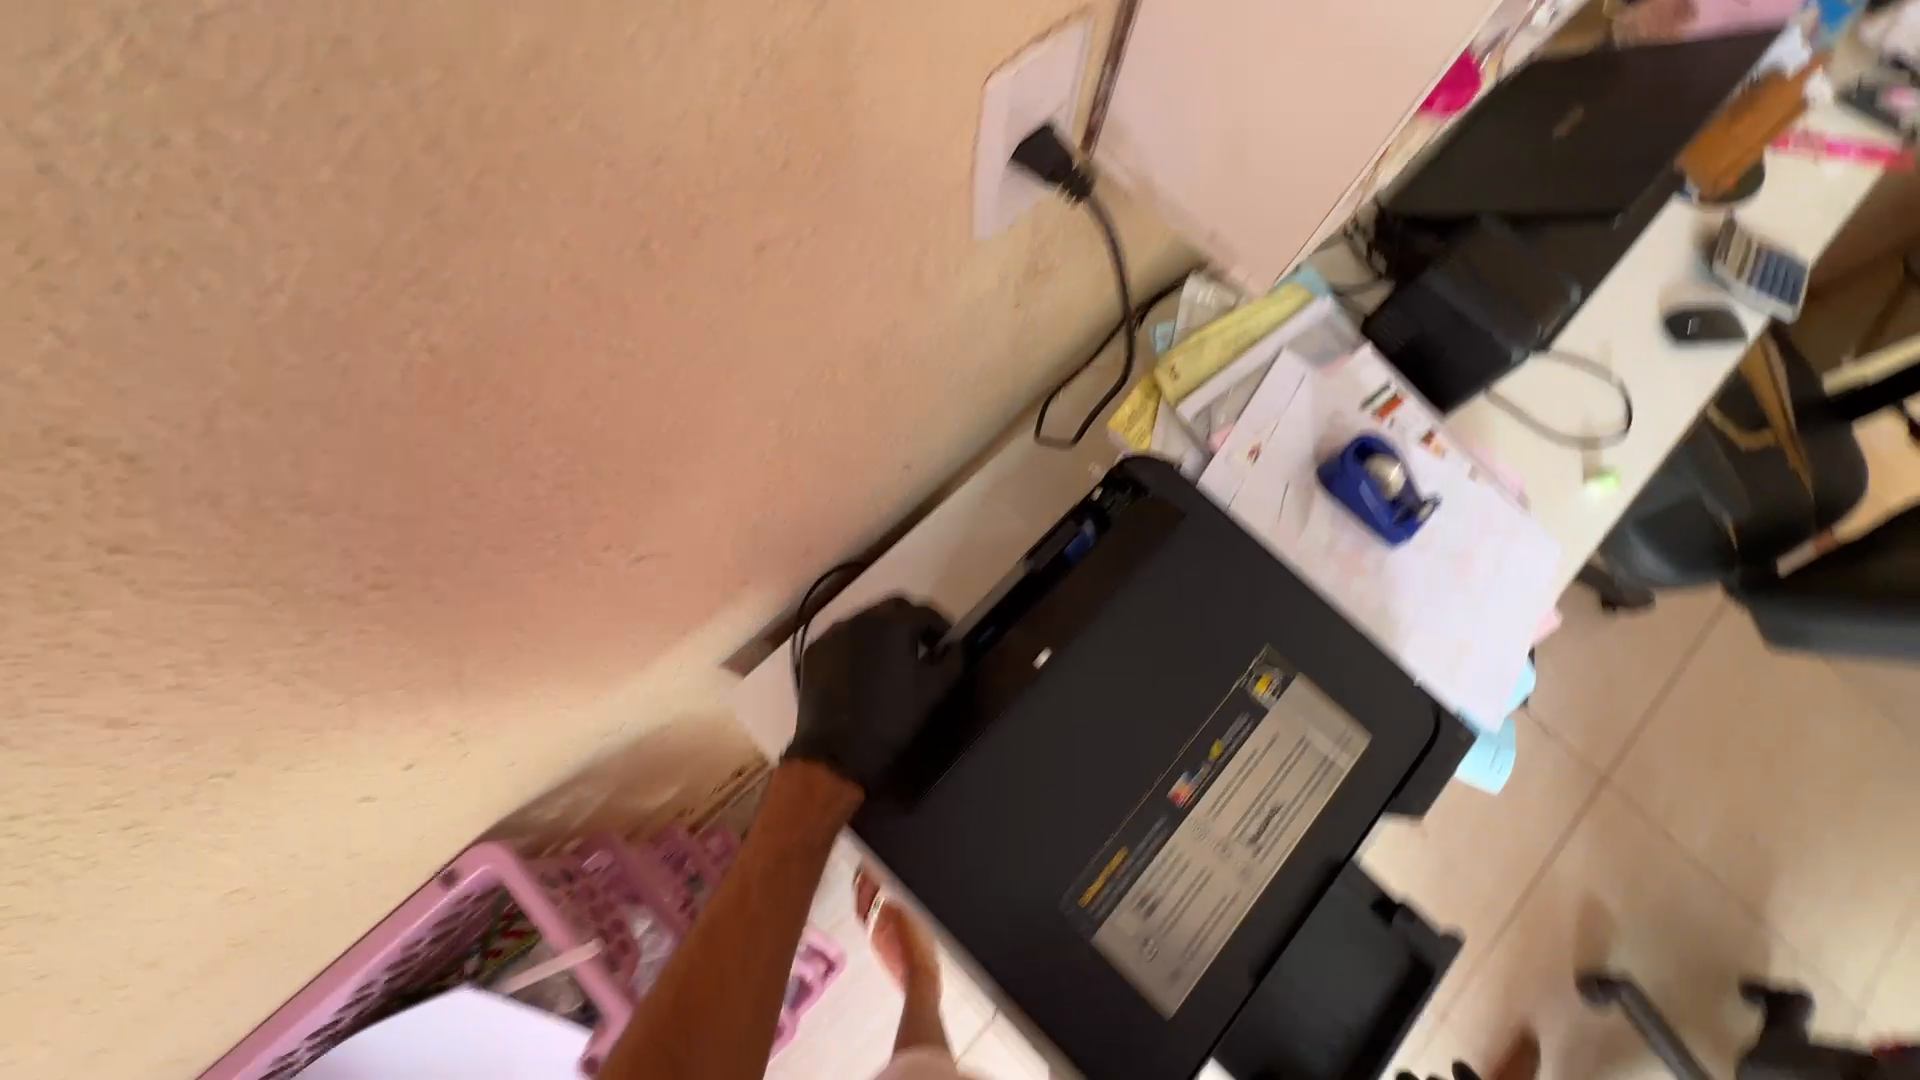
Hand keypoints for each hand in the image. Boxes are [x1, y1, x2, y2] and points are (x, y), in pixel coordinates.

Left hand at [784, 596, 963, 791]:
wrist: (837, 750)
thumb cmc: (892, 718)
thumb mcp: (934, 690)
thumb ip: (952, 660)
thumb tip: (955, 645)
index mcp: (894, 623)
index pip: (925, 611)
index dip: (940, 625)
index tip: (946, 642)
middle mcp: (861, 617)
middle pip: (893, 608)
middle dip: (910, 622)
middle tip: (920, 646)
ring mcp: (833, 633)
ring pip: (864, 620)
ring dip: (882, 632)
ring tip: (889, 658)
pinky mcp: (814, 651)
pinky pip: (842, 638)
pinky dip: (856, 645)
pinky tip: (861, 670)